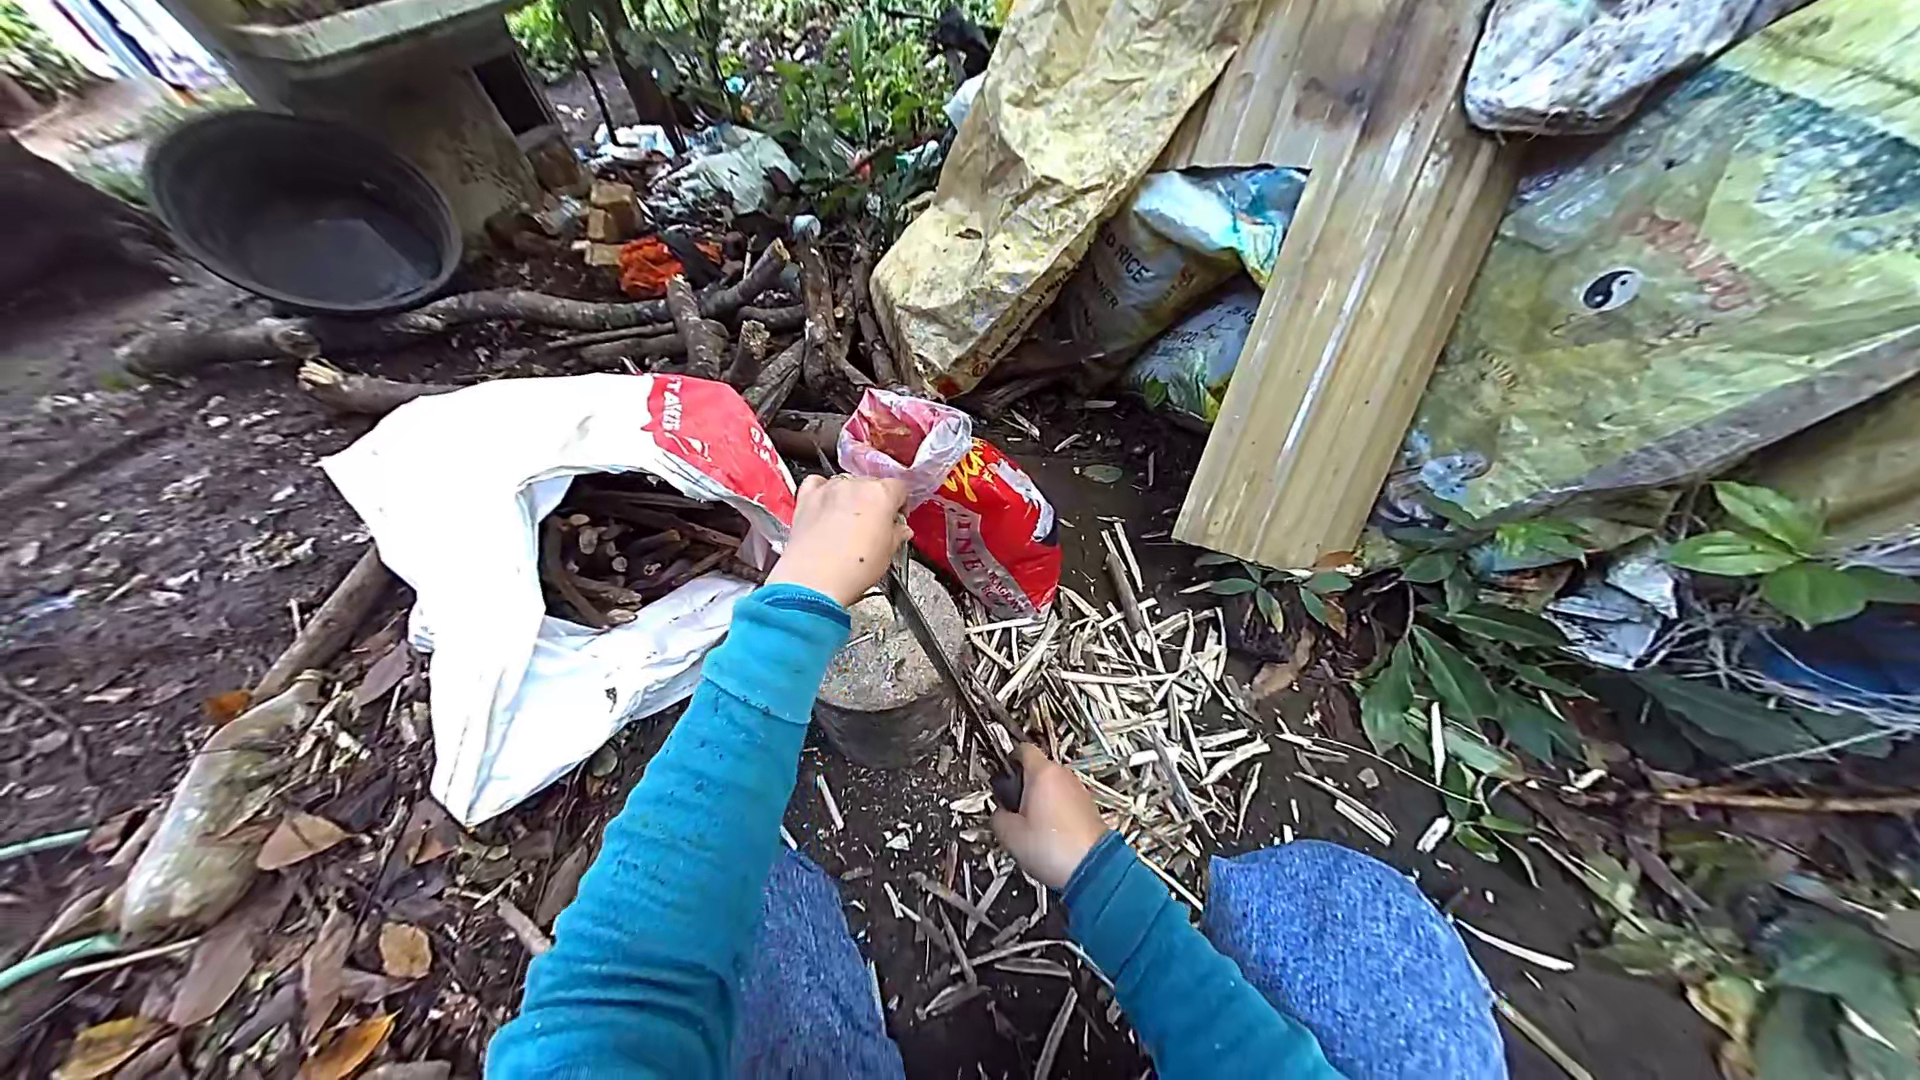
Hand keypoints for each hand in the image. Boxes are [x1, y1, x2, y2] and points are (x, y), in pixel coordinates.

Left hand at [765, 473, 910, 607]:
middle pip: (871, 486)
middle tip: (874, 528)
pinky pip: (817, 485)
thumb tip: (900, 530)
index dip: (900, 504)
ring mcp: (828, 490)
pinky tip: (827, 510)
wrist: (815, 581)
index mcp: (881, 494)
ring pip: (846, 485)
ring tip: (849, 525)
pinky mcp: (806, 499)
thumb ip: (897, 534)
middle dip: (875, 504)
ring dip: (850, 499)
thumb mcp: (888, 553)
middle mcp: (855, 485)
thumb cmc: (852, 568)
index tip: (897, 517)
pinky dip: (824, 493)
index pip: (899, 488)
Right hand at [991, 744, 1108, 889]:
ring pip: (1051, 785)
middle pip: (1037, 769)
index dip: (1009, 759)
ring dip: (1040, 799)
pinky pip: (1065, 799)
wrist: (1092, 869)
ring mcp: (1078, 790)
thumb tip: (998, 813)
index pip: (1022, 749)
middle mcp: (1062, 775)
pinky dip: (1056, 810)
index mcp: (1042, 773)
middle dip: (1023, 786)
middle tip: (1014, 809)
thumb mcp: (1010, 834)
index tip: (1003, 774)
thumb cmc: (1055, 848)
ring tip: (1032, 827)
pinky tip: (1050, 834)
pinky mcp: (1088, 806)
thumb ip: (997, 816)